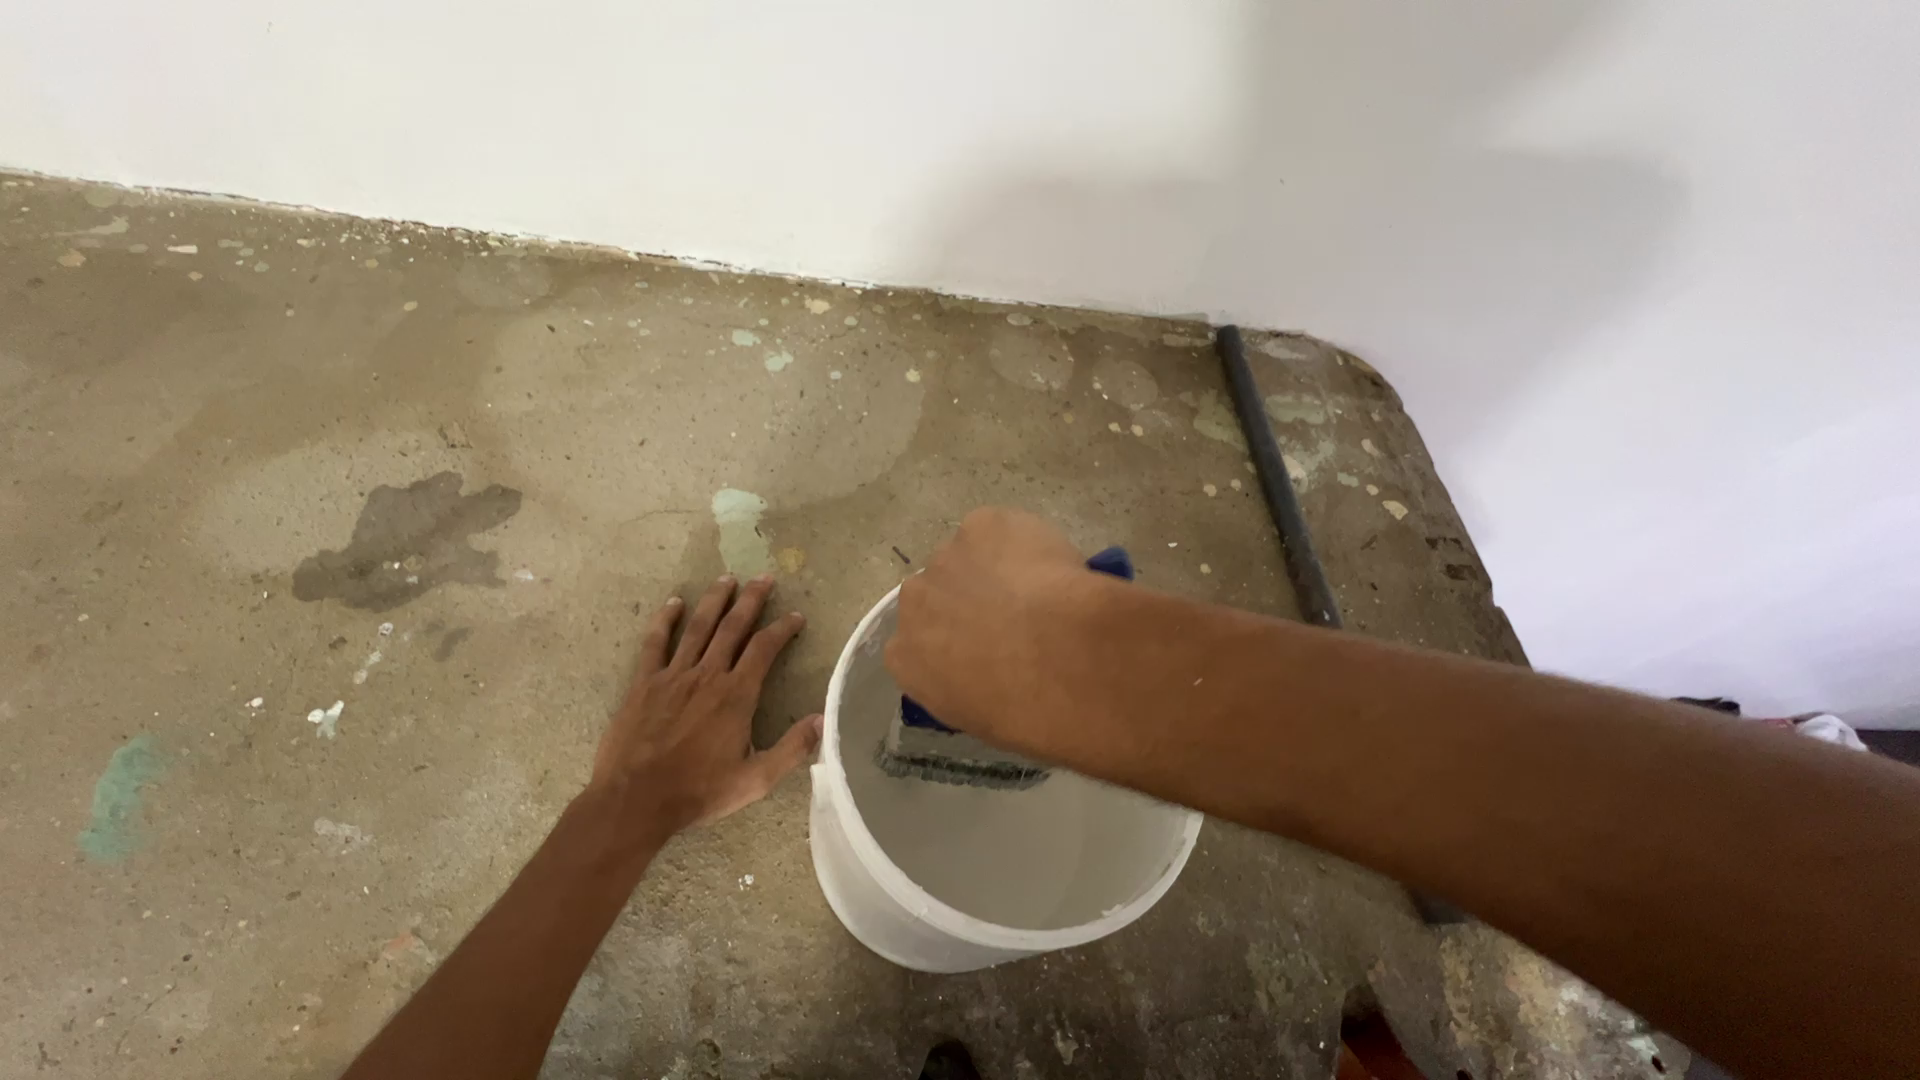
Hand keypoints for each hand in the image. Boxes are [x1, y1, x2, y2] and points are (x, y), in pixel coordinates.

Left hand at [589, 574, 821, 833]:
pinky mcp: (644, 684)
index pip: (764, 648)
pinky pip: (655, 643)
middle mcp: (707, 675)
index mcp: (736, 695)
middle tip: (764, 578)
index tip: (795, 616)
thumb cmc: (699, 791)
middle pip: (732, 627)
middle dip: (751, 600)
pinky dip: (665, 620)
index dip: (782, 628)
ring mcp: (673, 676)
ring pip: (697, 627)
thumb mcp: (756, 779)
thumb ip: (792, 748)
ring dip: (714, 601)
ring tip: (727, 579)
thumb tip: (823, 719)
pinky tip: (673, 603)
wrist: (635, 800)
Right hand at [885, 508, 1103, 754]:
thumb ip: (966, 684)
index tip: (984, 648)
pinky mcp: (981, 524)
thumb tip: (989, 675)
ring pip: (969, 556)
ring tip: (1040, 591)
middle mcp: (913, 600)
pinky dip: (1023, 541)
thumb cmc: (1021, 709)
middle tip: (1014, 617)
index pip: (916, 643)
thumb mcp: (980, 717)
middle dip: (968, 599)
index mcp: (904, 656)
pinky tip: (1050, 566)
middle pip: (937, 591)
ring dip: (995, 567)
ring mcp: (945, 556)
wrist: (1056, 658)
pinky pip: (1000, 529)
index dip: (952, 640)